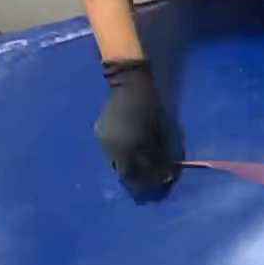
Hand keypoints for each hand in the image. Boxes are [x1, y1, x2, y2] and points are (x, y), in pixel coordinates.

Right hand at [95, 60, 178, 197]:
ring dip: (128, 164)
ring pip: (116, 162)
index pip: (135, 176)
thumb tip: (164, 172)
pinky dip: (121, 154)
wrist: (127, 83)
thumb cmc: (148, 106)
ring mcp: (103, 143)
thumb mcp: (158, 134)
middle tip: (149, 174)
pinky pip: (111, 151)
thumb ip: (158, 156)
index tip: (160, 180)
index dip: (148, 181)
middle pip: (123, 172)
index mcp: (126, 150)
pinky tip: (129, 149)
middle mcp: (111, 151)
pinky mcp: (99, 135)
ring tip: (139, 162)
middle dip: (137, 175)